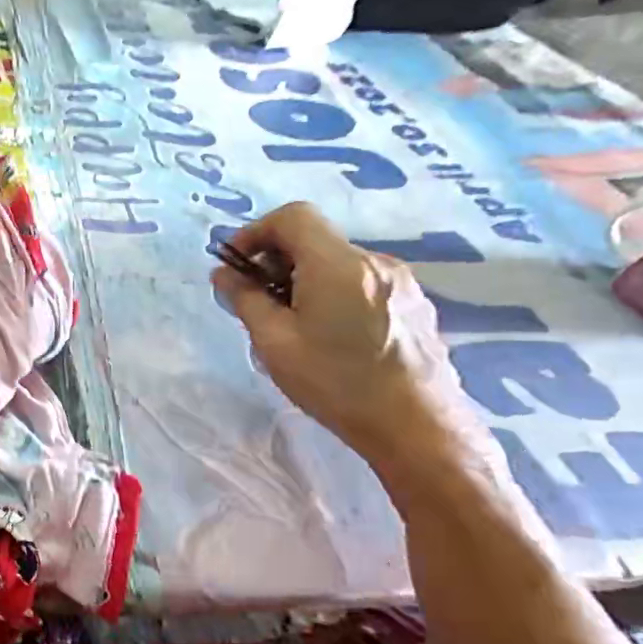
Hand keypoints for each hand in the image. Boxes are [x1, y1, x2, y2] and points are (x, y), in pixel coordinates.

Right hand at [210, 203, 491, 472]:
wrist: (417, 426)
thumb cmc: (335, 383)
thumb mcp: (273, 342)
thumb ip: (245, 299)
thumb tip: (225, 274)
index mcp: (338, 265)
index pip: (293, 217)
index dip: (256, 231)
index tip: (237, 265)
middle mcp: (374, 262)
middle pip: (314, 239)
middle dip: (275, 260)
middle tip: (255, 301)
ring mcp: (400, 282)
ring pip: (336, 262)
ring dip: (302, 279)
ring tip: (289, 323)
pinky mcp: (413, 304)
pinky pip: (360, 282)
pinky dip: (331, 292)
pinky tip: (327, 334)